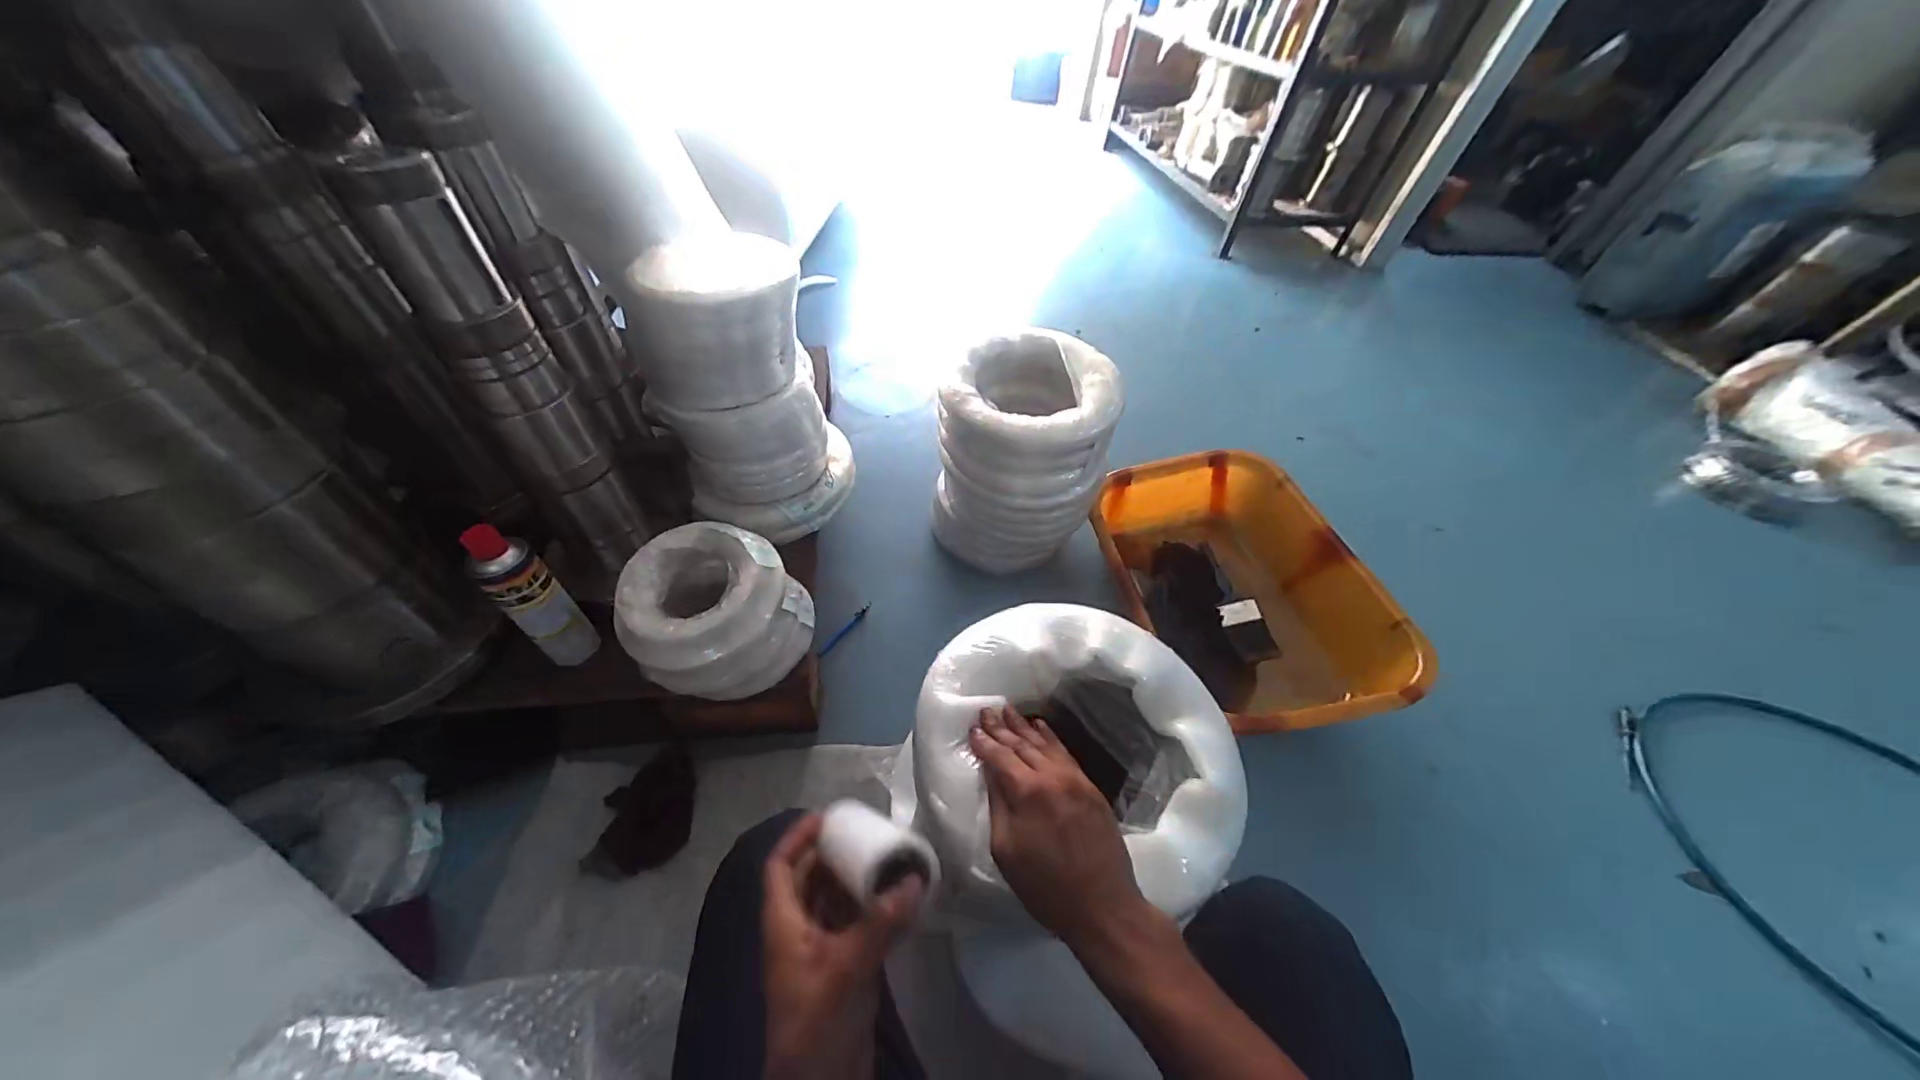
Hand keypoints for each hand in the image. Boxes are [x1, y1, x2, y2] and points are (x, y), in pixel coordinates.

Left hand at [762, 812, 923, 1079]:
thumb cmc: (815, 1021)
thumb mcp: (846, 968)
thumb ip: (881, 923)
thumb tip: (914, 879)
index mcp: (783, 923)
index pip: (780, 867)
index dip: (797, 838)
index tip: (825, 816)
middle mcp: (798, 930)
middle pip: (809, 879)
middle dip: (832, 853)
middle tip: (865, 832)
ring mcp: (820, 950)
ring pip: (832, 901)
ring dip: (854, 879)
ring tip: (885, 855)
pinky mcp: (842, 968)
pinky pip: (854, 924)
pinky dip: (870, 906)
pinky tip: (896, 897)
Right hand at [969, 704, 1145, 945]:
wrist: (1103, 905)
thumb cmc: (1045, 886)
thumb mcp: (1006, 850)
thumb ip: (998, 805)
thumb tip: (991, 772)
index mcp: (1028, 792)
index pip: (1000, 757)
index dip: (985, 742)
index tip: (973, 727)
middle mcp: (1052, 777)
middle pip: (1022, 745)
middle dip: (1002, 727)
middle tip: (987, 710)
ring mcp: (1075, 780)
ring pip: (1045, 745)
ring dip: (1025, 727)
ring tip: (1010, 710)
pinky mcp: (1090, 788)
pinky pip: (1066, 753)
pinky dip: (1051, 738)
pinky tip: (1041, 727)